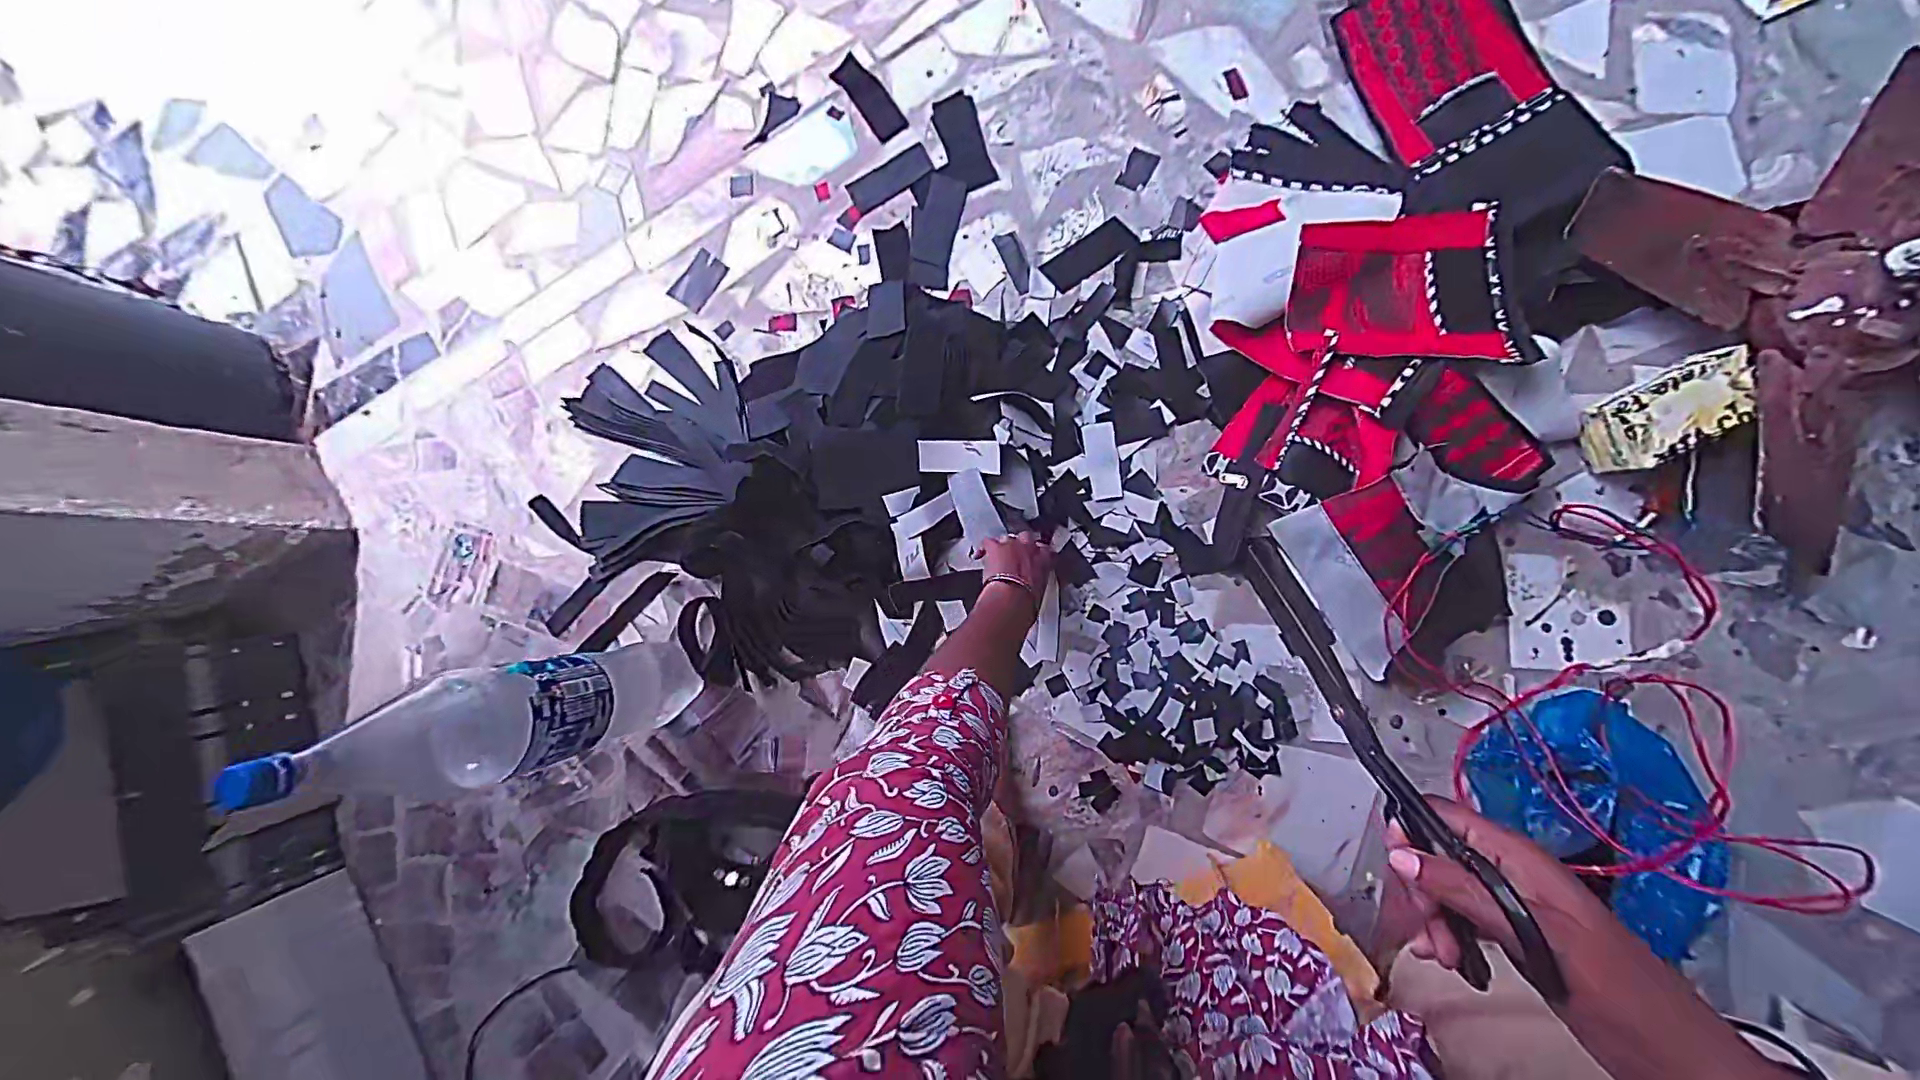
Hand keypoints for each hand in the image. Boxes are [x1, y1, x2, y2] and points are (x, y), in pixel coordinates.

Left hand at [980, 532, 1052, 607]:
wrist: (1012, 599)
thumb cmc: (1026, 599)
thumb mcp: (1039, 590)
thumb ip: (1036, 580)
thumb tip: (1031, 585)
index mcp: (1045, 558)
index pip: (1044, 549)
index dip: (1036, 554)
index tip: (1032, 560)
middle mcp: (1029, 547)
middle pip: (1025, 537)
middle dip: (1020, 546)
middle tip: (1014, 559)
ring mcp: (1012, 545)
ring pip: (1007, 538)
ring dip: (1003, 547)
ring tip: (997, 560)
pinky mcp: (995, 547)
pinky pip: (988, 542)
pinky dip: (984, 549)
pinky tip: (981, 555)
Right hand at [1386, 797, 1793, 1079]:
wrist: (1680, 1060)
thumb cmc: (1625, 997)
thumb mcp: (1538, 938)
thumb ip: (1468, 892)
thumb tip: (1404, 855)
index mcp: (1520, 860)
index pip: (1444, 815)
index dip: (1411, 829)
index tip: (1396, 865)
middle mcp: (1511, 873)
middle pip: (1436, 854)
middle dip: (1420, 887)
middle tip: (1426, 925)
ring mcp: (1511, 902)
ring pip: (1443, 886)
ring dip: (1430, 916)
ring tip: (1440, 951)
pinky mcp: (1512, 931)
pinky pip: (1460, 914)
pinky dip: (1445, 932)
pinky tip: (1448, 955)